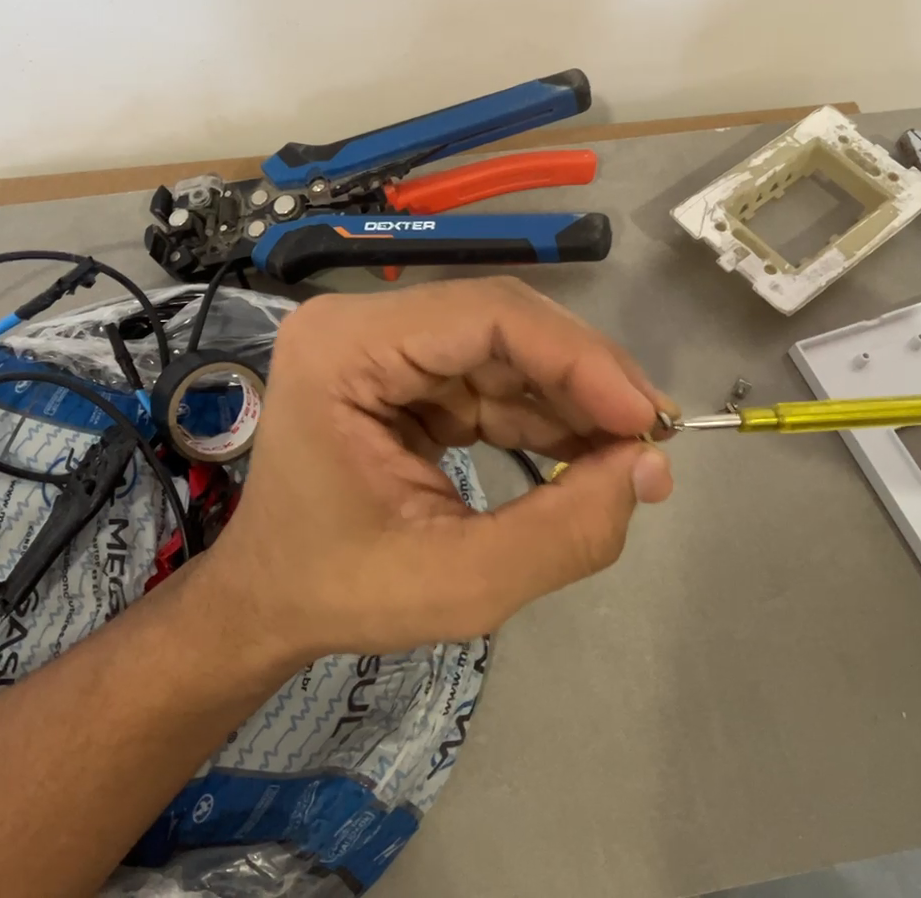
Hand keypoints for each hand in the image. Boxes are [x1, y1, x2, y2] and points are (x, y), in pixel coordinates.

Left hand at [191, 277, 674, 659]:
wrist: (269, 604)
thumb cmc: (336, 594)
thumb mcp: (458, 584)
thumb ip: (563, 532)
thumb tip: (649, 468)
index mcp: (345, 349)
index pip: (488, 316)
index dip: (580, 360)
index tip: (645, 421)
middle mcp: (359, 327)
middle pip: (502, 323)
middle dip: (584, 379)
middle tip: (651, 437)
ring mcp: (379, 348)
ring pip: (505, 351)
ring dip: (571, 399)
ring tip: (629, 454)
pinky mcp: (401, 378)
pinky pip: (488, 381)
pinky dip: (541, 416)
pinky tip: (583, 453)